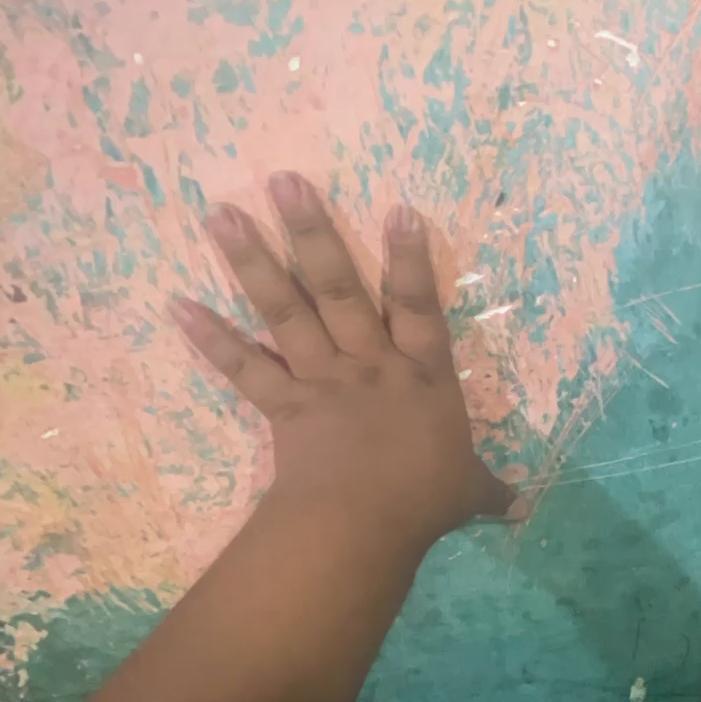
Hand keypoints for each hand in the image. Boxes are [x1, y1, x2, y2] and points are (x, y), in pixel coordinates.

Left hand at [169, 172, 513, 548]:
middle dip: (314, 234)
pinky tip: (177, 305)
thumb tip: (523, 510)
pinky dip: (212, 340)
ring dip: (253, 263)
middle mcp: (372, 365)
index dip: (411, 260)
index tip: (399, 210)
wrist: (364, 520)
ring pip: (287, 313)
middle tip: (284, 181)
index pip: (420, 308)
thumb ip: (493, 491)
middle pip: (341, 290)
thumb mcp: (472, 491)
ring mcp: (324, 382)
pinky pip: (245, 369)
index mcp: (424, 377)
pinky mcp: (285, 407)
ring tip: (220, 213)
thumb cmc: (426, 497)